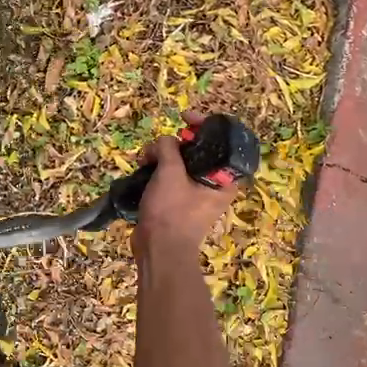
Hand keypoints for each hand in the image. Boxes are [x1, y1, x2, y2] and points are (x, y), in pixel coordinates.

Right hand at [132, 113, 241, 259]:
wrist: (159, 248)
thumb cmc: (171, 211)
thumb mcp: (170, 173)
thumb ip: (169, 148)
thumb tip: (165, 141)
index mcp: (224, 179)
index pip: (222, 143)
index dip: (205, 125)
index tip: (184, 117)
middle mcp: (214, 184)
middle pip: (197, 151)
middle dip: (174, 143)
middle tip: (156, 145)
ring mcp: (195, 192)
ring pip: (180, 162)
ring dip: (161, 156)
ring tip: (143, 160)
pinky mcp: (177, 200)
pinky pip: (170, 176)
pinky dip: (157, 169)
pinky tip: (142, 169)